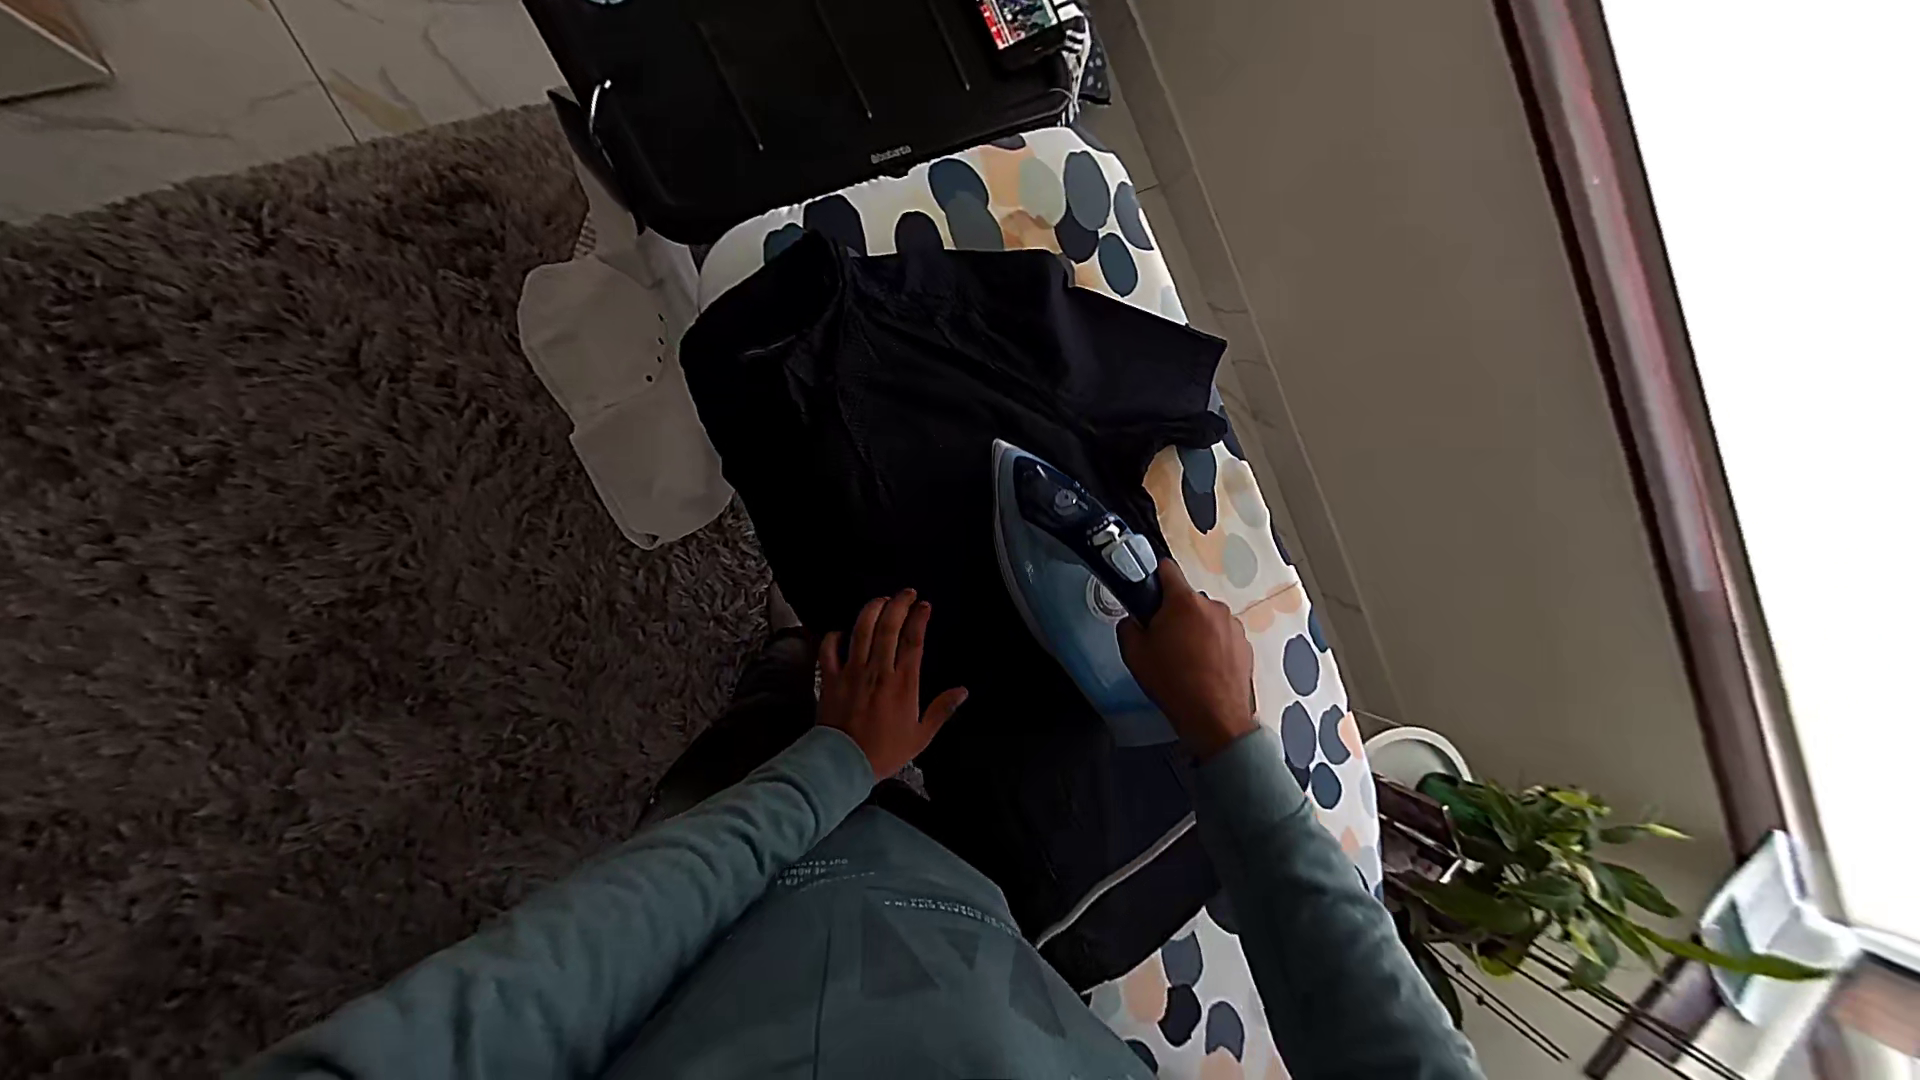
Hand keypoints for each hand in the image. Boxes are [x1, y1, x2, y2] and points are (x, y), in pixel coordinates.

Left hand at [819, 590, 968, 779]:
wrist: (843, 764)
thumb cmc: (884, 752)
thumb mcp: (921, 735)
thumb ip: (942, 709)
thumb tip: (962, 691)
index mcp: (903, 684)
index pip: (913, 640)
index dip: (919, 618)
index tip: (924, 606)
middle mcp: (878, 671)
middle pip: (889, 627)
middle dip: (899, 604)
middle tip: (907, 593)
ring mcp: (852, 672)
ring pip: (861, 630)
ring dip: (872, 610)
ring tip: (881, 600)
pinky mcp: (831, 678)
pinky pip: (830, 649)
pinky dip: (835, 636)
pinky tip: (843, 631)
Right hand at [1118, 560, 1256, 760]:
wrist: (1215, 718)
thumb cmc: (1173, 682)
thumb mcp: (1134, 654)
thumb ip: (1128, 626)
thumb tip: (1134, 621)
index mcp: (1184, 602)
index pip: (1167, 568)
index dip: (1153, 577)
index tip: (1148, 590)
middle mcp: (1212, 607)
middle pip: (1186, 598)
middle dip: (1173, 612)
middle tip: (1161, 638)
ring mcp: (1232, 626)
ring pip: (1205, 617)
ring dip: (1194, 629)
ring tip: (1184, 658)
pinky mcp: (1245, 645)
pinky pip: (1221, 635)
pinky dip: (1211, 646)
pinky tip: (1202, 668)